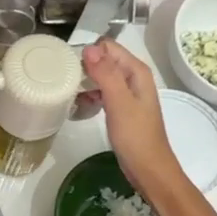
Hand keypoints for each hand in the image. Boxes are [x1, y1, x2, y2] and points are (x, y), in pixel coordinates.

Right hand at [82, 39, 183, 192]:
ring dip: (85, 81)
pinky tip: (79, 105)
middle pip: (103, 59)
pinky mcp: (120, 107)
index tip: (72, 69)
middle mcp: (133, 77)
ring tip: (69, 93)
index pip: (107, 47)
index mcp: (136, 71)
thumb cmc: (135, 136)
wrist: (149, 169)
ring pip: (101, 76)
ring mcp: (127, 93)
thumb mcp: (119, 102)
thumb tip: (88, 48)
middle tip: (67, 81)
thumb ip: (105, 74)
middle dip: (85, 66)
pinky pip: (101, 91)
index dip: (89, 53)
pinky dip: (90, 95)